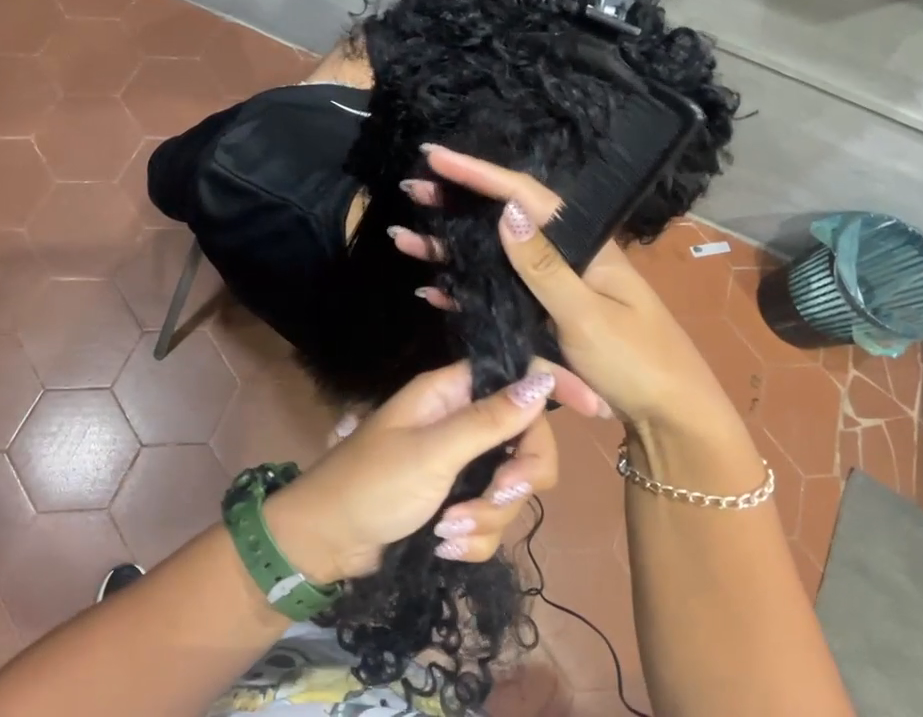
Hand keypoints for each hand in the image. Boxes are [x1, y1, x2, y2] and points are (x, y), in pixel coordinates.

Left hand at [263, 360, 564, 583]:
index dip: (553, 386)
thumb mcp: (431, 452)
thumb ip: (488, 419)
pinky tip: (443, 547)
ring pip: (510, 488)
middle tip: (497, 496)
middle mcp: (457, 424)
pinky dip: (473, 538)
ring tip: (446, 531)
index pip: (512, 375)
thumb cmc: (371, 485)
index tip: (596, 408)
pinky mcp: (455, 503)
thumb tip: (541, 381)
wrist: (326, 542)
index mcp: (447, 395)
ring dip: (486, 518)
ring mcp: (457, 466)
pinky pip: (491, 520)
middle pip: (524, 441)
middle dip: (516, 478)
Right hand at [402, 146, 737, 432]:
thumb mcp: (589, 315)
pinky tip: (430, 289)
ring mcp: (550, 290)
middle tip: (411, 190)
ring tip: (403, 239)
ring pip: (489, 260)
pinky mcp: (541, 320)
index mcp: (583, 248)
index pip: (524, 197)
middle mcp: (564, 260)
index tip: (436, 157)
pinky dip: (461, 292)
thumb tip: (509, 210)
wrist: (672, 421)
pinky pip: (493, 296)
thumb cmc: (639, 364)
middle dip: (454, 205)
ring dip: (447, 250)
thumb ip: (544, 266)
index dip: (478, 174)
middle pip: (501, 221)